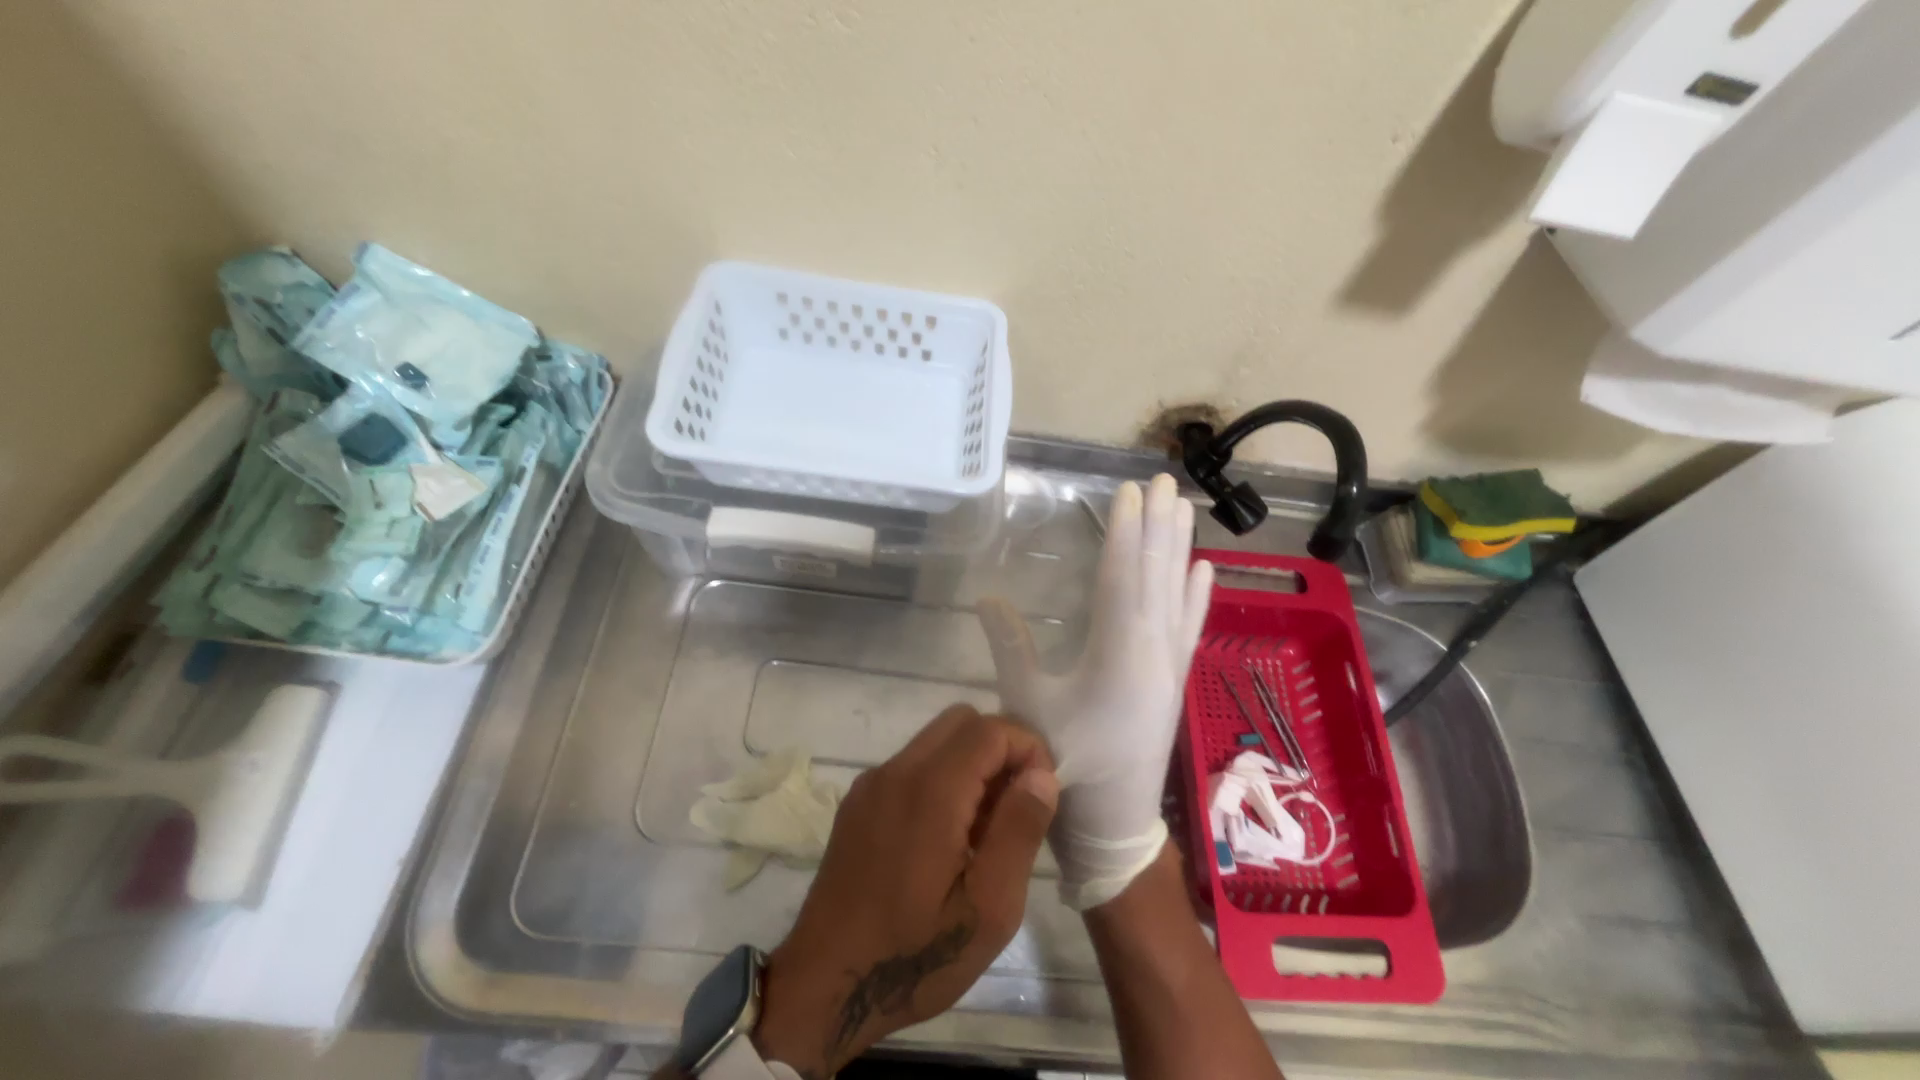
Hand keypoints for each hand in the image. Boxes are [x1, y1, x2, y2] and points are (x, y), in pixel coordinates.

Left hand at [751, 705, 1058, 1077]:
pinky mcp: (857, 806)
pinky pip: (911, 767)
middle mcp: (895, 772)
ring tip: (985, 832)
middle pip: (961, 722)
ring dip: (971, 764)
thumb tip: (1041, 775)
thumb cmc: (917, 953)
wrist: (825, 985)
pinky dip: (942, 779)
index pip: (991, 729)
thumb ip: (1019, 830)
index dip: (1029, 750)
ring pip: (935, 741)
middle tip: (1017, 809)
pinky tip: (948, 840)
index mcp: (930, 790)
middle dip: (1001, 750)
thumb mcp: (990, 907)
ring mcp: (870, 786)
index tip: (1042, 797)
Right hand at [978, 474, 1212, 909]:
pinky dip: (1197, 596)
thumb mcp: (1028, 706)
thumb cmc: (1065, 764)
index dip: (1124, 532)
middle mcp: (1153, 649)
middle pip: (1157, 575)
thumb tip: (987, 596)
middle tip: (1164, 481)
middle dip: (1159, 526)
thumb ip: (1010, 649)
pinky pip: (1190, 626)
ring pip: (1178, 594)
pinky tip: (1203, 571)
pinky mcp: (1174, 680)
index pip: (1122, 577)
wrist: (1113, 824)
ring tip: (1184, 509)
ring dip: (1179, 548)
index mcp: (1118, 652)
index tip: (1129, 492)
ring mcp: (1169, 664)